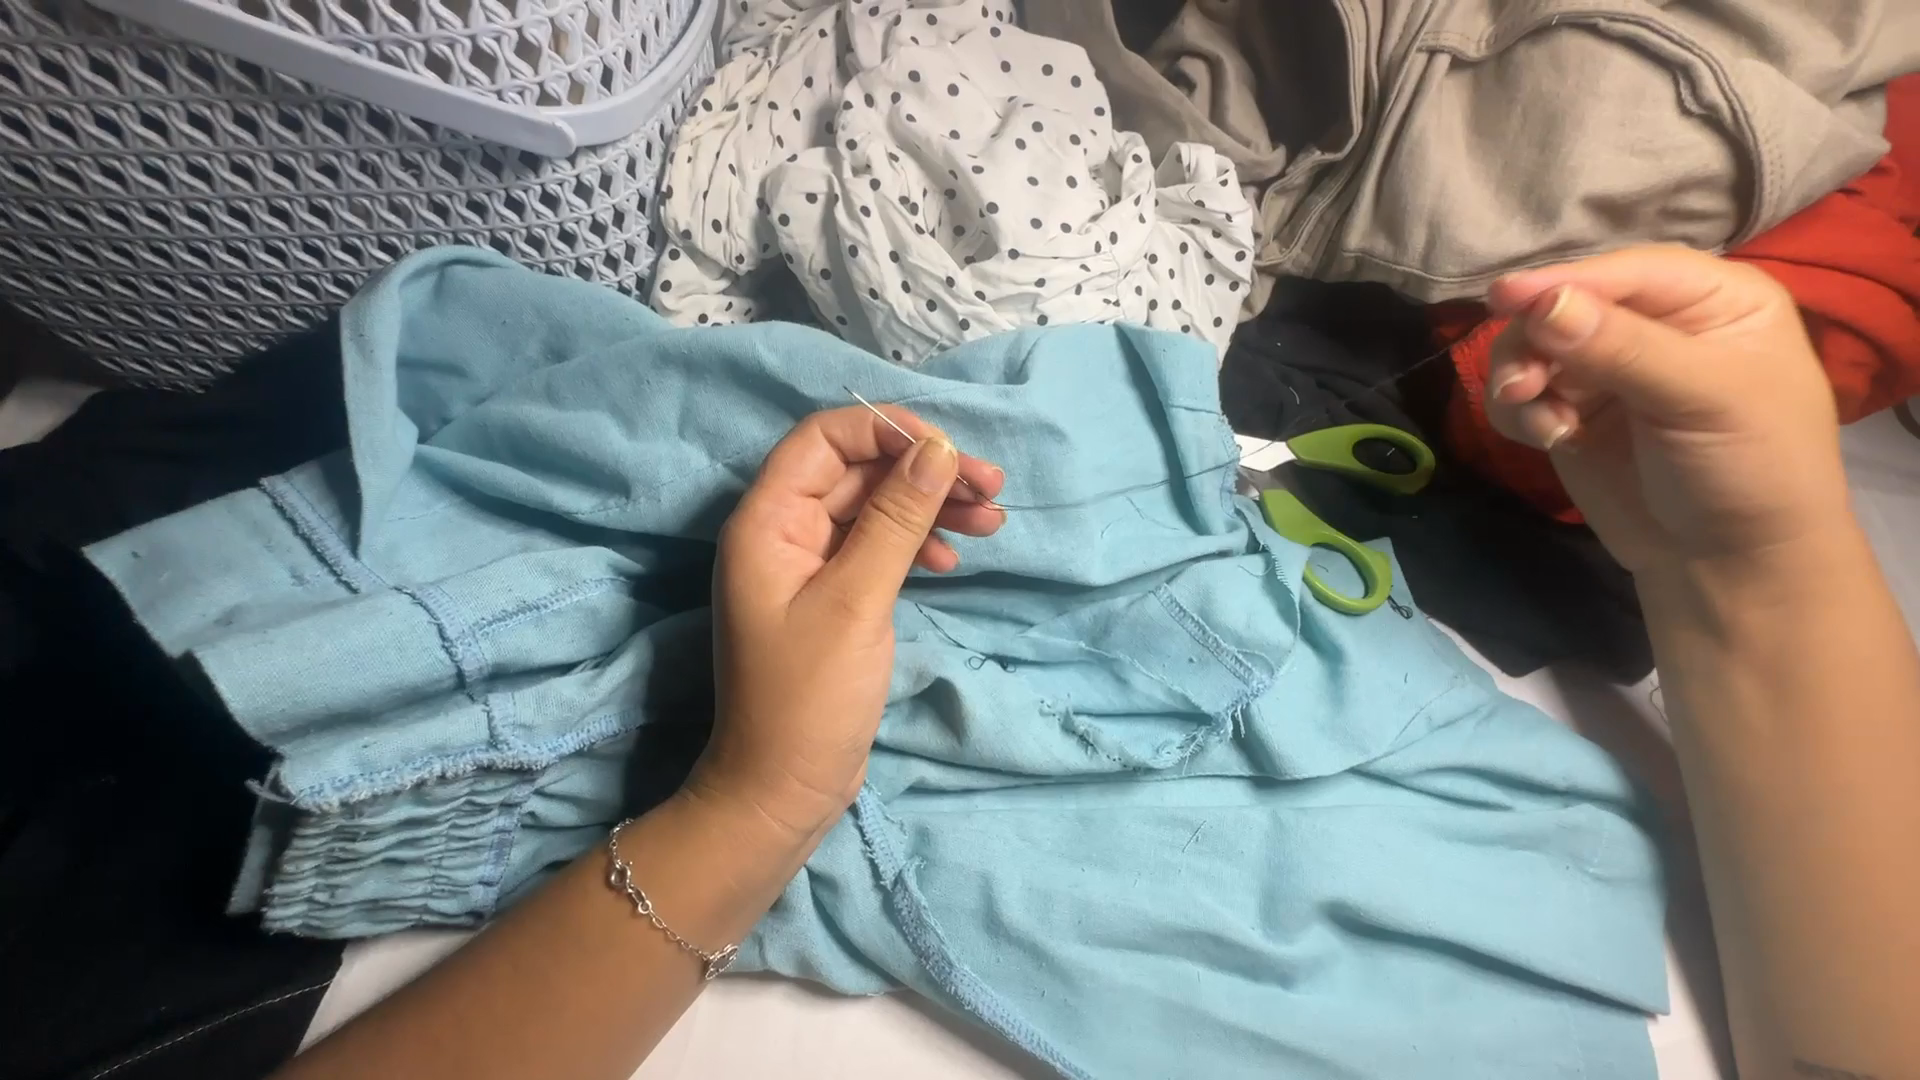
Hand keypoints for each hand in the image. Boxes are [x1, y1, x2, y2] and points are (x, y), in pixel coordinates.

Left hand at [691, 406, 1005, 836]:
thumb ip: (897, 520)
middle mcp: (785, 531)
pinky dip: (917, 545)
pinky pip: (878, 547)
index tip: (950, 450)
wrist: (785, 788)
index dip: (886, 430)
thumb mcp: (858, 601)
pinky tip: (951, 559)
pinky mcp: (835, 593)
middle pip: (857, 472)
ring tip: (993, 520)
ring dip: (931, 507)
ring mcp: (810, 563)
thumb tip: (940, 450)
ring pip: (875, 509)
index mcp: (768, 520)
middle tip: (992, 487)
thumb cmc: (810, 697)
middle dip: (923, 472)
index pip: (824, 438)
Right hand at [1480, 246, 1851, 573]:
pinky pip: (1515, 397)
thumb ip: (1624, 349)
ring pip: (1528, 351)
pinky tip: (1547, 440)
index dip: (1564, 282)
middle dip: (1531, 345)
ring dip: (1517, 383)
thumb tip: (1541, 305)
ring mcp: (1602, 371)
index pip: (1627, 274)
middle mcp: (1652, 327)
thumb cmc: (1747, 468)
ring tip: (1542, 424)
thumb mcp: (1703, 400)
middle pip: (1562, 308)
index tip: (1501, 296)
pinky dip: (1517, 415)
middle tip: (1520, 388)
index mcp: (1710, 302)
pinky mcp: (1566, 412)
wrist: (1720, 558)